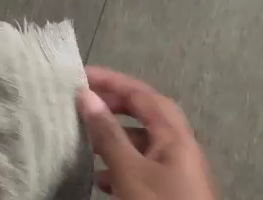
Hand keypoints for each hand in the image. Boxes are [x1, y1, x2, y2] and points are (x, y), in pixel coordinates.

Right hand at [77, 66, 216, 199]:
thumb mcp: (129, 172)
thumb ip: (108, 134)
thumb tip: (86, 95)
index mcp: (175, 135)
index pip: (142, 93)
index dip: (112, 81)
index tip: (81, 76)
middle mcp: (181, 148)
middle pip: (146, 114)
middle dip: (115, 105)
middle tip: (85, 102)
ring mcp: (179, 173)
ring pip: (144, 143)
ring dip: (116, 137)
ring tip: (87, 141)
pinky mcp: (172, 195)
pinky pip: (144, 167)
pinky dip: (122, 164)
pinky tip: (101, 179)